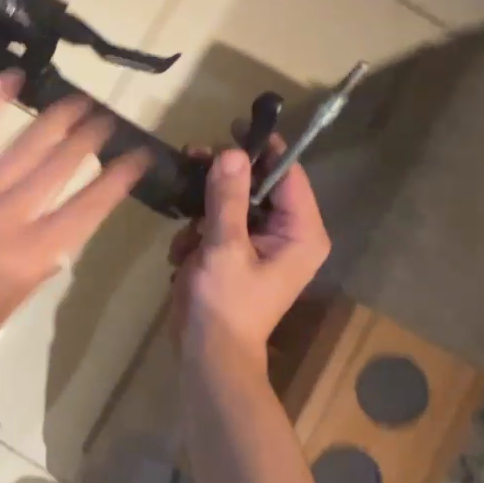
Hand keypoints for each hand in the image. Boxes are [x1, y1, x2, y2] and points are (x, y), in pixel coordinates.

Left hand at [0, 72, 151, 363]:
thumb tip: (54, 247)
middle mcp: (10, 216)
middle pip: (59, 169)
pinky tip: (6, 80)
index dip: (115, 182)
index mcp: (32, 254)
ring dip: (54, 122)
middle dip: (89, 141)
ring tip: (79, 101)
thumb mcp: (4, 309)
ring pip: (24, 148)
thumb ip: (32, 274)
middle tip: (108, 121)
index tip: (137, 160)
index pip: (86, 210)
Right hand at [168, 138, 329, 361]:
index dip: (262, 150)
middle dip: (221, 182)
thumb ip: (226, 199)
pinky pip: (218, 231)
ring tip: (183, 236)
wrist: (208, 355)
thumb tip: (229, 152)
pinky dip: (197, 238)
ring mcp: (261, 250)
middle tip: (191, 160)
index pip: (287, 176)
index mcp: (301, 233)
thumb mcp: (223, 247)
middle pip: (257, 189)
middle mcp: (288, 237)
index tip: (233, 127)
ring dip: (203, 216)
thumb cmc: (225, 304)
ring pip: (231, 209)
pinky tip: (182, 257)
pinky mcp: (236, 261)